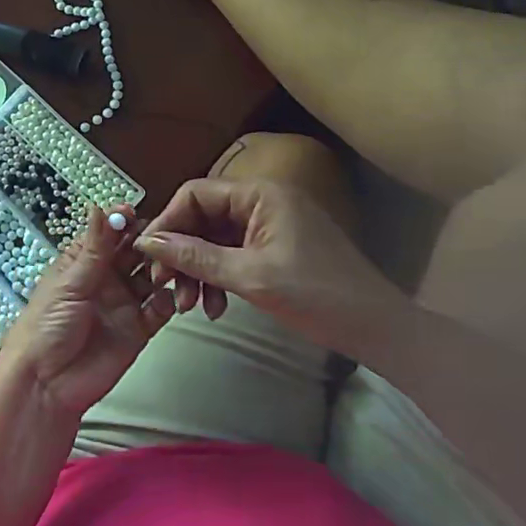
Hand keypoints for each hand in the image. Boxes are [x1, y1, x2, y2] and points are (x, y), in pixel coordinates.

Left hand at [0, 204, 176, 418]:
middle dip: (152, 245)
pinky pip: (161, 308)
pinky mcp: (139, 328)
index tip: (138, 216)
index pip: (110, 233)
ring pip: (154, 277)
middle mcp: (105, 277)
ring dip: (165, 271)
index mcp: (82, 261)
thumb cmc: (45, 327)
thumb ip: (94, 249)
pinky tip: (171, 300)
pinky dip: (170, 301)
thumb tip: (100, 207)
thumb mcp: (70, 284)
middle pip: (137, 252)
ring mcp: (124, 302)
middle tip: (166, 243)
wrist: (47, 383)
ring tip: (170, 272)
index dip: (124, 223)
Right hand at [132, 178, 406, 356]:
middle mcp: (261, 202)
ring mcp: (267, 226)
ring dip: (195, 271)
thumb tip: (146, 242)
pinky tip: (213, 307)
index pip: (194, 194)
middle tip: (164, 286)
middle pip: (200, 219)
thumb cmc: (317, 295)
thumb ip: (193, 256)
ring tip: (188, 305)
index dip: (167, 222)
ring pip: (211, 240)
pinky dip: (215, 278)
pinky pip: (229, 255)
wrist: (379, 330)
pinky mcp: (272, 248)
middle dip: (179, 253)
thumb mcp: (248, 276)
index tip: (148, 255)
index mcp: (259, 195)